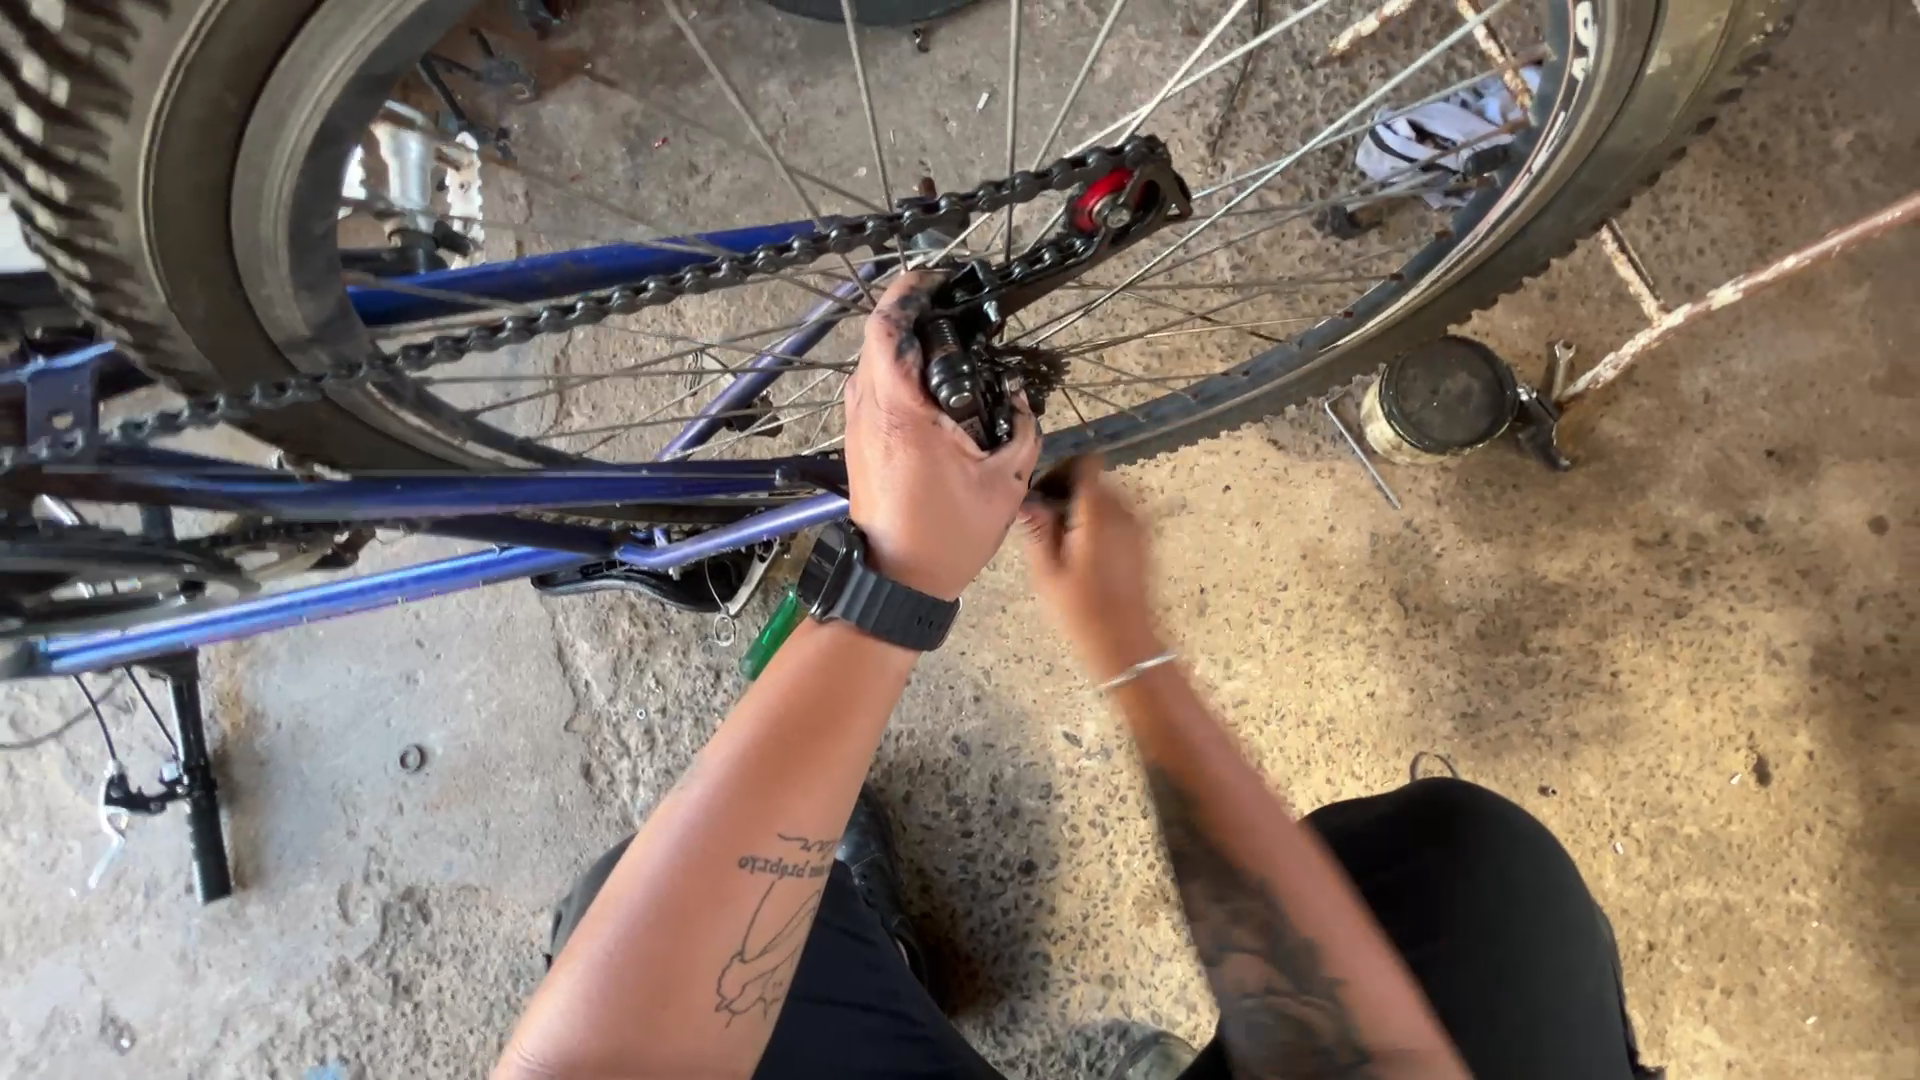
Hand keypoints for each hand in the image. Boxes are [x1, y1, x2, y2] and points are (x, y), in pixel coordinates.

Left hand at [845, 272, 1041, 600]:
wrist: (898, 579)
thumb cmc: (944, 538)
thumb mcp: (1002, 483)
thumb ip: (1020, 431)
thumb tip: (1020, 400)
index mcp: (901, 413)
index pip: (886, 328)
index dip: (908, 292)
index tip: (935, 279)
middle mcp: (869, 412)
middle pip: (877, 338)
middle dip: (911, 316)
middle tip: (949, 311)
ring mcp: (857, 427)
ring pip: (871, 363)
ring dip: (901, 346)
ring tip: (943, 346)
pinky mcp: (858, 443)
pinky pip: (872, 390)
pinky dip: (895, 375)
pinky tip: (927, 388)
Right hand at [1018, 457, 1165, 680]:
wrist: (1126, 645)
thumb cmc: (1081, 612)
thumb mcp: (1047, 573)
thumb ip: (1038, 529)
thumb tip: (1028, 501)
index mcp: (1098, 514)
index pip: (1086, 464)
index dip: (1062, 470)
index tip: (1044, 494)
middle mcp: (1125, 513)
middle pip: (1097, 479)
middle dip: (1071, 490)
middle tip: (1047, 520)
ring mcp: (1140, 527)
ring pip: (1109, 497)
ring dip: (1086, 506)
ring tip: (1065, 538)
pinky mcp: (1146, 543)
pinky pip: (1121, 515)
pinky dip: (1102, 521)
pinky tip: (1085, 551)